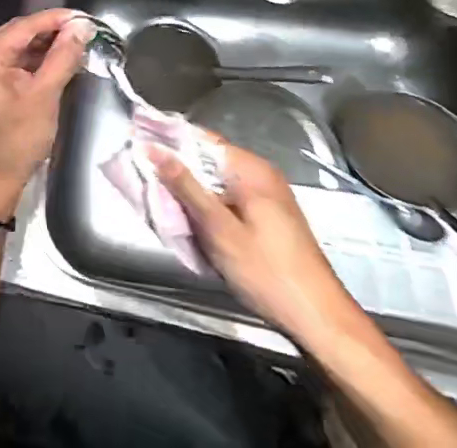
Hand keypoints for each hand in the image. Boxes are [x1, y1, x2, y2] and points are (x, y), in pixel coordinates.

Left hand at [0, 8, 91, 214]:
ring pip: (17, 48)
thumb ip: (63, 56)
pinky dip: (34, 62)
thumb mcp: (45, 95)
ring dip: (45, 47)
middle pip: (19, 34)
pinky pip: (12, 63)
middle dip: (52, 32)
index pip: (24, 26)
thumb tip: (82, 26)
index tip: (87, 17)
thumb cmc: (17, 140)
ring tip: (77, 45)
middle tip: (85, 31)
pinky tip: (58, 61)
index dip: (57, 19)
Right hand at [153, 143, 352, 340]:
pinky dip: (208, 203)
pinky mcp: (268, 215)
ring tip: (160, 198)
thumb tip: (152, 148)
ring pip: (217, 180)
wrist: (319, 318)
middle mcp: (261, 173)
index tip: (138, 143)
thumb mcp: (218, 229)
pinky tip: (191, 219)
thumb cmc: (267, 271)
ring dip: (191, 189)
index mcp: (251, 169)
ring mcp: (267, 195)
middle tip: (144, 176)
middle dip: (178, 167)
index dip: (169, 139)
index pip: (202, 138)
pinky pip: (229, 197)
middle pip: (209, 159)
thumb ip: (185, 186)